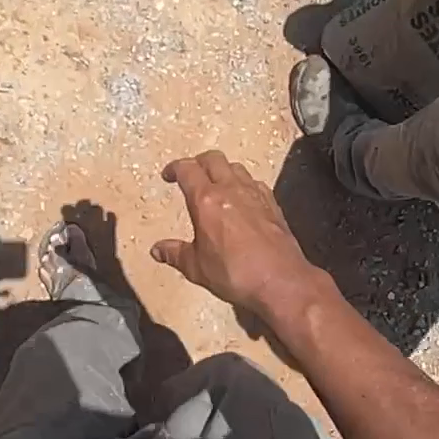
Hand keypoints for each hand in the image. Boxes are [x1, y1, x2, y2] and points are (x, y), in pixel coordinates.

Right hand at [152, 150, 330, 315]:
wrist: (280, 280)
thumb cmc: (236, 273)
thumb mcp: (197, 267)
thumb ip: (175, 254)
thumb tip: (157, 250)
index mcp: (207, 201)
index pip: (187, 170)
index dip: (175, 168)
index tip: (169, 175)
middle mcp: (231, 190)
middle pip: (212, 158)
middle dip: (198, 162)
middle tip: (190, 174)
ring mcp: (255, 194)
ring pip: (235, 167)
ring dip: (222, 170)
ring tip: (215, 184)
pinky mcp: (272, 203)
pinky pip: (255, 182)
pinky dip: (243, 184)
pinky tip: (241, 199)